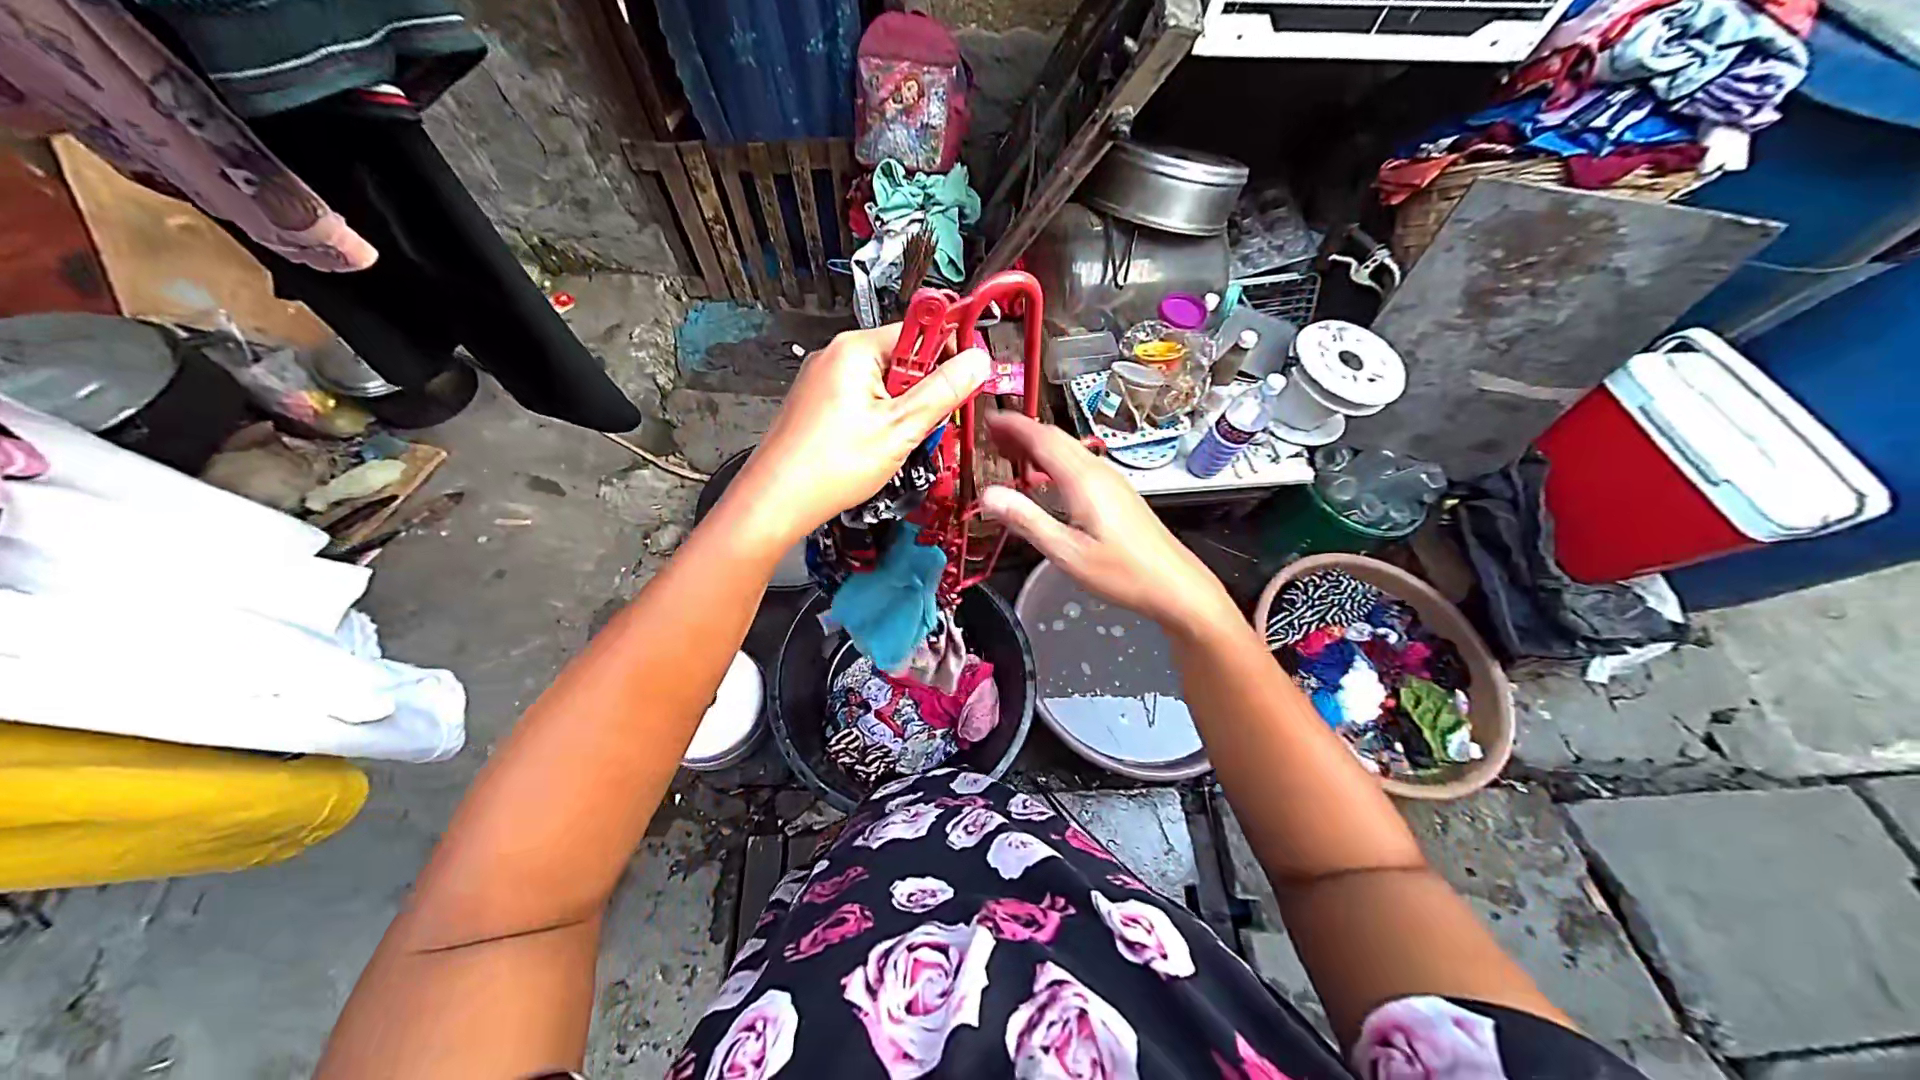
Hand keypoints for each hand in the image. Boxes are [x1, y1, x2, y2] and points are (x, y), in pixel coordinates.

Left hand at [725, 325, 990, 544]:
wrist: (777, 501)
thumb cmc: (829, 466)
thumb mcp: (901, 428)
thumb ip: (944, 391)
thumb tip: (977, 362)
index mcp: (856, 350)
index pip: (920, 331)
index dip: (950, 355)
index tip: (967, 379)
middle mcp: (837, 356)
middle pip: (904, 359)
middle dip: (924, 392)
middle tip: (926, 426)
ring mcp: (826, 380)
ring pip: (886, 385)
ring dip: (904, 411)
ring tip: (895, 443)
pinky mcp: (820, 404)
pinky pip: (865, 401)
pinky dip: (880, 420)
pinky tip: (876, 447)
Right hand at [980, 413, 1240, 636]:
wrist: (1175, 586)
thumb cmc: (1125, 573)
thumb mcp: (1067, 553)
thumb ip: (1026, 521)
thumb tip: (988, 496)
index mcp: (1084, 481)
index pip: (1042, 438)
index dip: (1013, 425)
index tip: (989, 419)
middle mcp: (1099, 473)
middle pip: (1056, 438)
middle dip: (1021, 432)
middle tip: (993, 434)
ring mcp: (1111, 482)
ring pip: (1068, 450)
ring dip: (1037, 446)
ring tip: (1011, 453)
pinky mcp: (1117, 494)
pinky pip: (1079, 465)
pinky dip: (1053, 463)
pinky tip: (1044, 481)